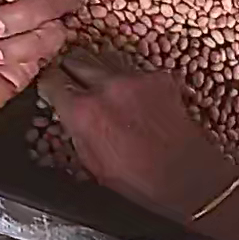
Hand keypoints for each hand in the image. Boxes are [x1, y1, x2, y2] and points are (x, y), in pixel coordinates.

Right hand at [38, 49, 238, 220]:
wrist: (187, 178)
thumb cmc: (139, 180)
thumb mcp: (93, 162)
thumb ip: (76, 129)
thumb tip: (68, 112)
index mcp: (83, 111)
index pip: (52, 80)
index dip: (51, 85)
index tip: (53, 88)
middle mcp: (107, 87)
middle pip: (76, 60)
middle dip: (72, 71)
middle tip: (75, 84)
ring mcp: (136, 78)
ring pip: (105, 59)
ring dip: (101, 71)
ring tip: (105, 90)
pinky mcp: (161, 78)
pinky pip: (136, 69)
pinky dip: (131, 80)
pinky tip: (135, 98)